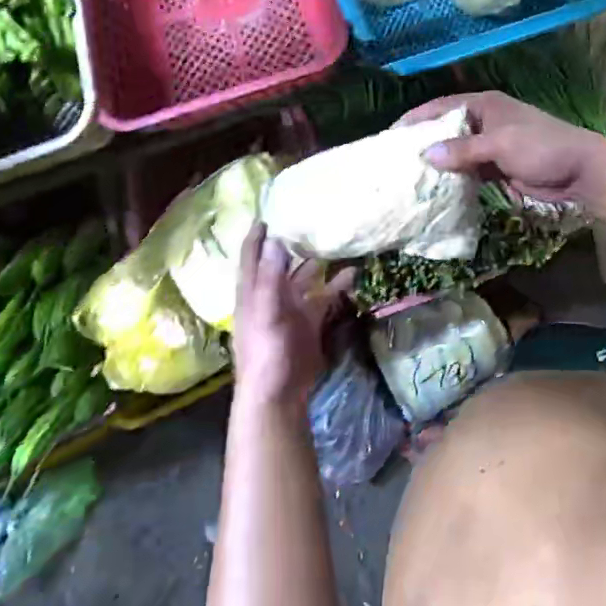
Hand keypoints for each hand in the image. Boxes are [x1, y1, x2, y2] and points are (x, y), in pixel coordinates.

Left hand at [232, 222, 346, 407]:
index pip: (252, 255)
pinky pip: (324, 297)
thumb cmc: (265, 351)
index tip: (269, 213)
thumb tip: (276, 239)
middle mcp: (271, 295)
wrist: (278, 392)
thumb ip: (271, 277)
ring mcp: (291, 308)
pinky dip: (337, 286)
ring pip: (306, 277)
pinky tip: (353, 274)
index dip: (257, 235)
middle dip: (293, 242)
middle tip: (313, 219)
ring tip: (338, 240)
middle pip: (281, 262)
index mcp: (252, 291)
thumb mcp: (266, 311)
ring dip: (319, 261)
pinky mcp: (310, 321)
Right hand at [398, 92, 605, 203]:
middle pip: (445, 130)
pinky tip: (435, 190)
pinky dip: (453, 178)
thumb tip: (425, 155)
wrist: (581, 171)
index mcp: (484, 105)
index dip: (415, 120)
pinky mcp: (497, 167)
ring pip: (455, 153)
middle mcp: (484, 121)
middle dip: (422, 144)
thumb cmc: (542, 147)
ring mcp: (490, 145)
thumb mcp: (500, 144)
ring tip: (407, 178)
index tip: (389, 135)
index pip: (440, 107)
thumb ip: (463, 150)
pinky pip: (468, 171)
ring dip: (437, 164)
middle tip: (393, 161)